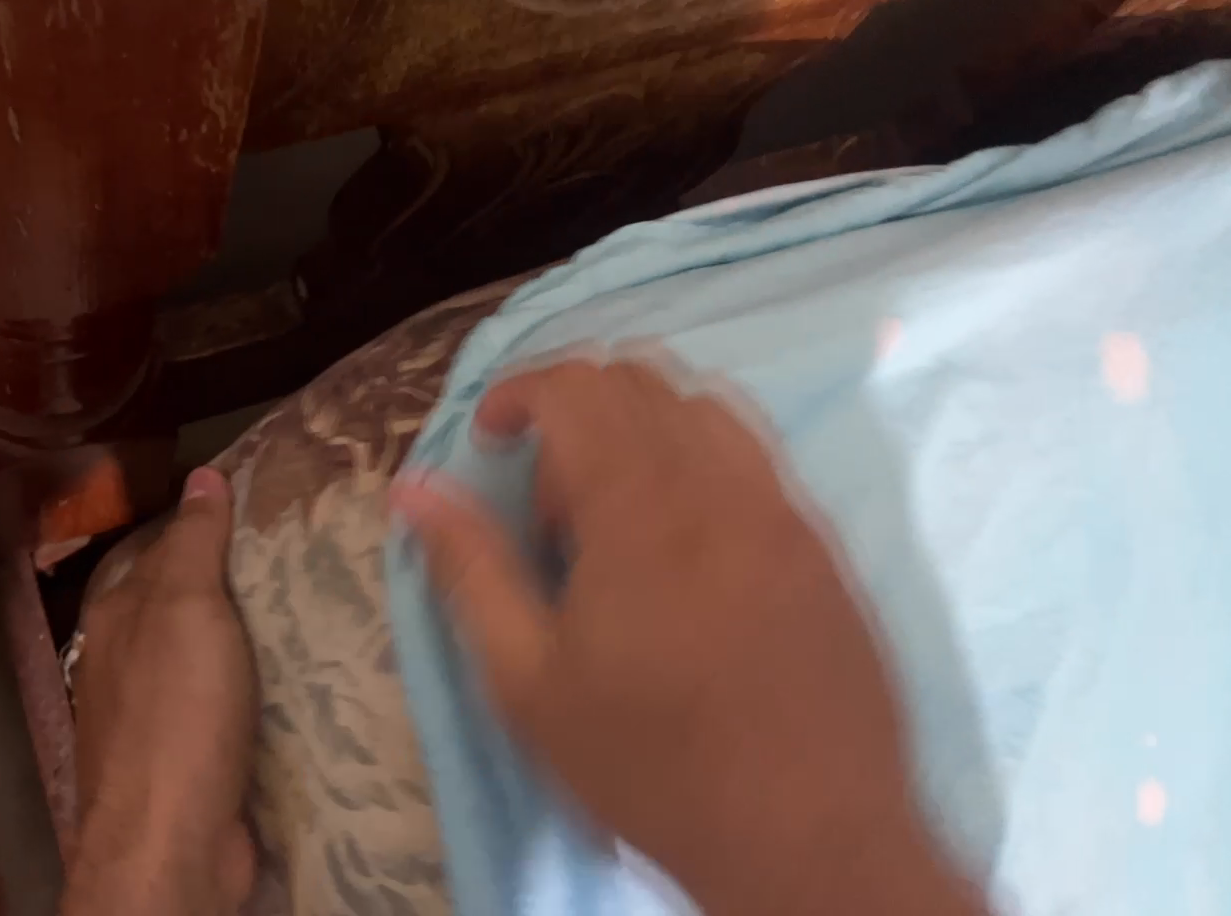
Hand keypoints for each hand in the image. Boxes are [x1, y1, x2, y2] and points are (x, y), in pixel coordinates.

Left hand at [62, 466, 255, 915]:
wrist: (172, 841)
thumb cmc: (176, 707)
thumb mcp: (186, 605)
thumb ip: (194, 538)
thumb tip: (202, 472)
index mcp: (117, 611)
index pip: (159, 543)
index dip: (201, 519)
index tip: (255, 502)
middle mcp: (124, 653)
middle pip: (181, 596)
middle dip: (228, 574)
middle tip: (294, 547)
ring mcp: (151, 706)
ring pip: (203, 646)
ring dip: (242, 628)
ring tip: (302, 598)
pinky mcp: (184, 749)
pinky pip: (220, 694)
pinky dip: (249, 676)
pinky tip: (289, 669)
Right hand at [392, 357, 981, 915]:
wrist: (813, 853)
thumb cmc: (648, 762)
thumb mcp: (524, 675)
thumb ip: (468, 563)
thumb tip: (411, 489)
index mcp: (639, 509)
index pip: (575, 386)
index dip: (517, 391)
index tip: (489, 437)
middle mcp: (718, 485)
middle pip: (634, 378)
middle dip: (568, 410)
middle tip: (547, 503)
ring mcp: (781, 507)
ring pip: (697, 402)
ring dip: (631, 425)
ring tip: (609, 510)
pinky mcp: (819, 541)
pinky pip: (748, 448)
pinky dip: (689, 452)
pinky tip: (674, 535)